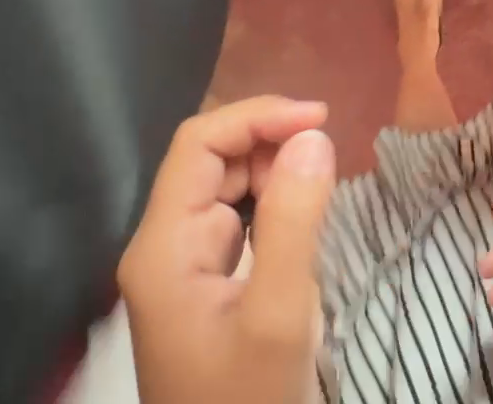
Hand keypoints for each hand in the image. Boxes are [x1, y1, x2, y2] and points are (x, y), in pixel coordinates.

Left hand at [118, 96, 336, 403]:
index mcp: (164, 246)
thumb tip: (314, 136)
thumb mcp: (280, 313)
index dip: (258, 117)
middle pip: (209, 158)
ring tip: (319, 182)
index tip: (320, 119)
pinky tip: (300, 209)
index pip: (199, 144)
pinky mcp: (205, 281)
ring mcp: (183, 264)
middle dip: (268, 140)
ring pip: (224, 184)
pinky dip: (271, 199)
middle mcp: (164, 245)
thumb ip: (294, 220)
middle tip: (328, 154)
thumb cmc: (250, 399)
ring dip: (272, 168)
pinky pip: (235, 216)